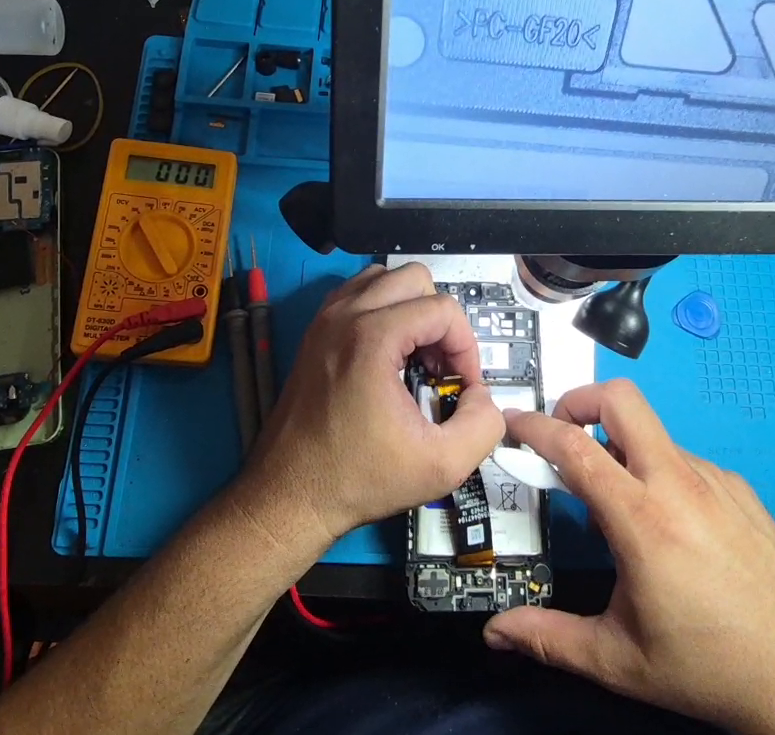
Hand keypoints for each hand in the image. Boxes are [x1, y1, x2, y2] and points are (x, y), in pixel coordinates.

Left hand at [237, 264, 504, 551]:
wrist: (290, 495)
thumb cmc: (359, 479)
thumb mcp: (441, 466)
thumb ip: (483, 425)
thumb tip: (482, 396)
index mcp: (372, 337)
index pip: (443, 309)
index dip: (466, 347)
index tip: (461, 387)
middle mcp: (345, 315)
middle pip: (415, 279)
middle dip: (439, 320)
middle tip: (441, 367)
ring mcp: (325, 319)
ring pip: (385, 279)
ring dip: (411, 309)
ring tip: (416, 357)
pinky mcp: (315, 332)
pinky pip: (358, 295)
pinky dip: (383, 311)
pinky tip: (388, 355)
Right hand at [484, 381, 774, 734]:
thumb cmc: (710, 670)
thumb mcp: (618, 660)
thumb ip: (549, 639)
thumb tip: (495, 634)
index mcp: (643, 521)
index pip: (575, 447)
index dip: (534, 427)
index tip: (512, 425)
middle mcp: (680, 485)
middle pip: (622, 400)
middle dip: (580, 400)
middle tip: (560, 435)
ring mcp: (717, 483)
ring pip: (653, 435)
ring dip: (620, 448)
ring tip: (616, 505)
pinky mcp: (743, 492)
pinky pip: (685, 462)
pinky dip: (658, 473)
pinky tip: (667, 525)